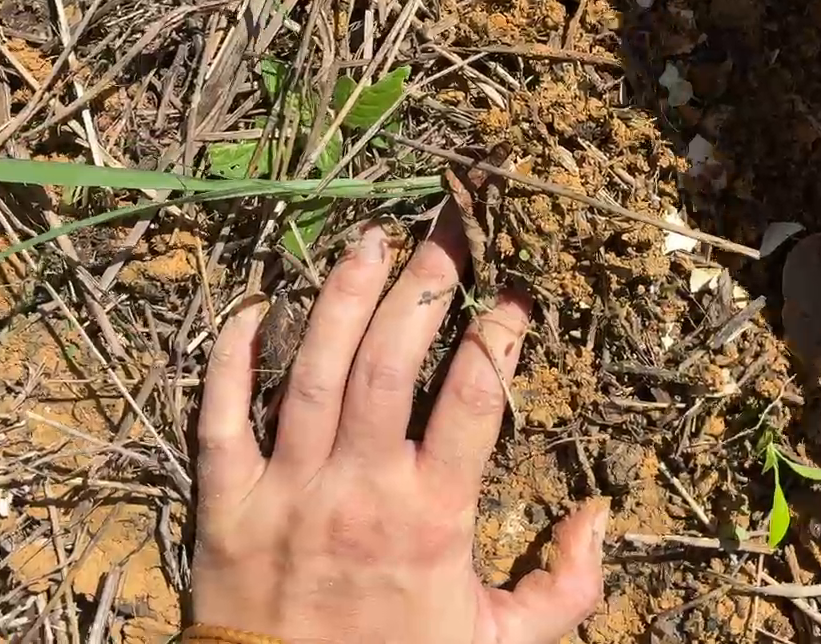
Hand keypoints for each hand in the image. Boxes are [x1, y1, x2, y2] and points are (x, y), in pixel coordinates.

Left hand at [191, 211, 606, 643]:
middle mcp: (360, 489)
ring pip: (315, 371)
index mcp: (431, 518)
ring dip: (344, 297)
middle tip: (446, 230)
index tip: (516, 288)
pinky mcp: (228, 504)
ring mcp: (288, 490)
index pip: (474, 397)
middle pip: (391, 363)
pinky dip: (233, 358)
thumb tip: (599, 515)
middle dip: (424, 285)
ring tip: (372, 239)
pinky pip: (221, 417)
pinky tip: (258, 308)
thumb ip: (564, 589)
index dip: (499, 333)